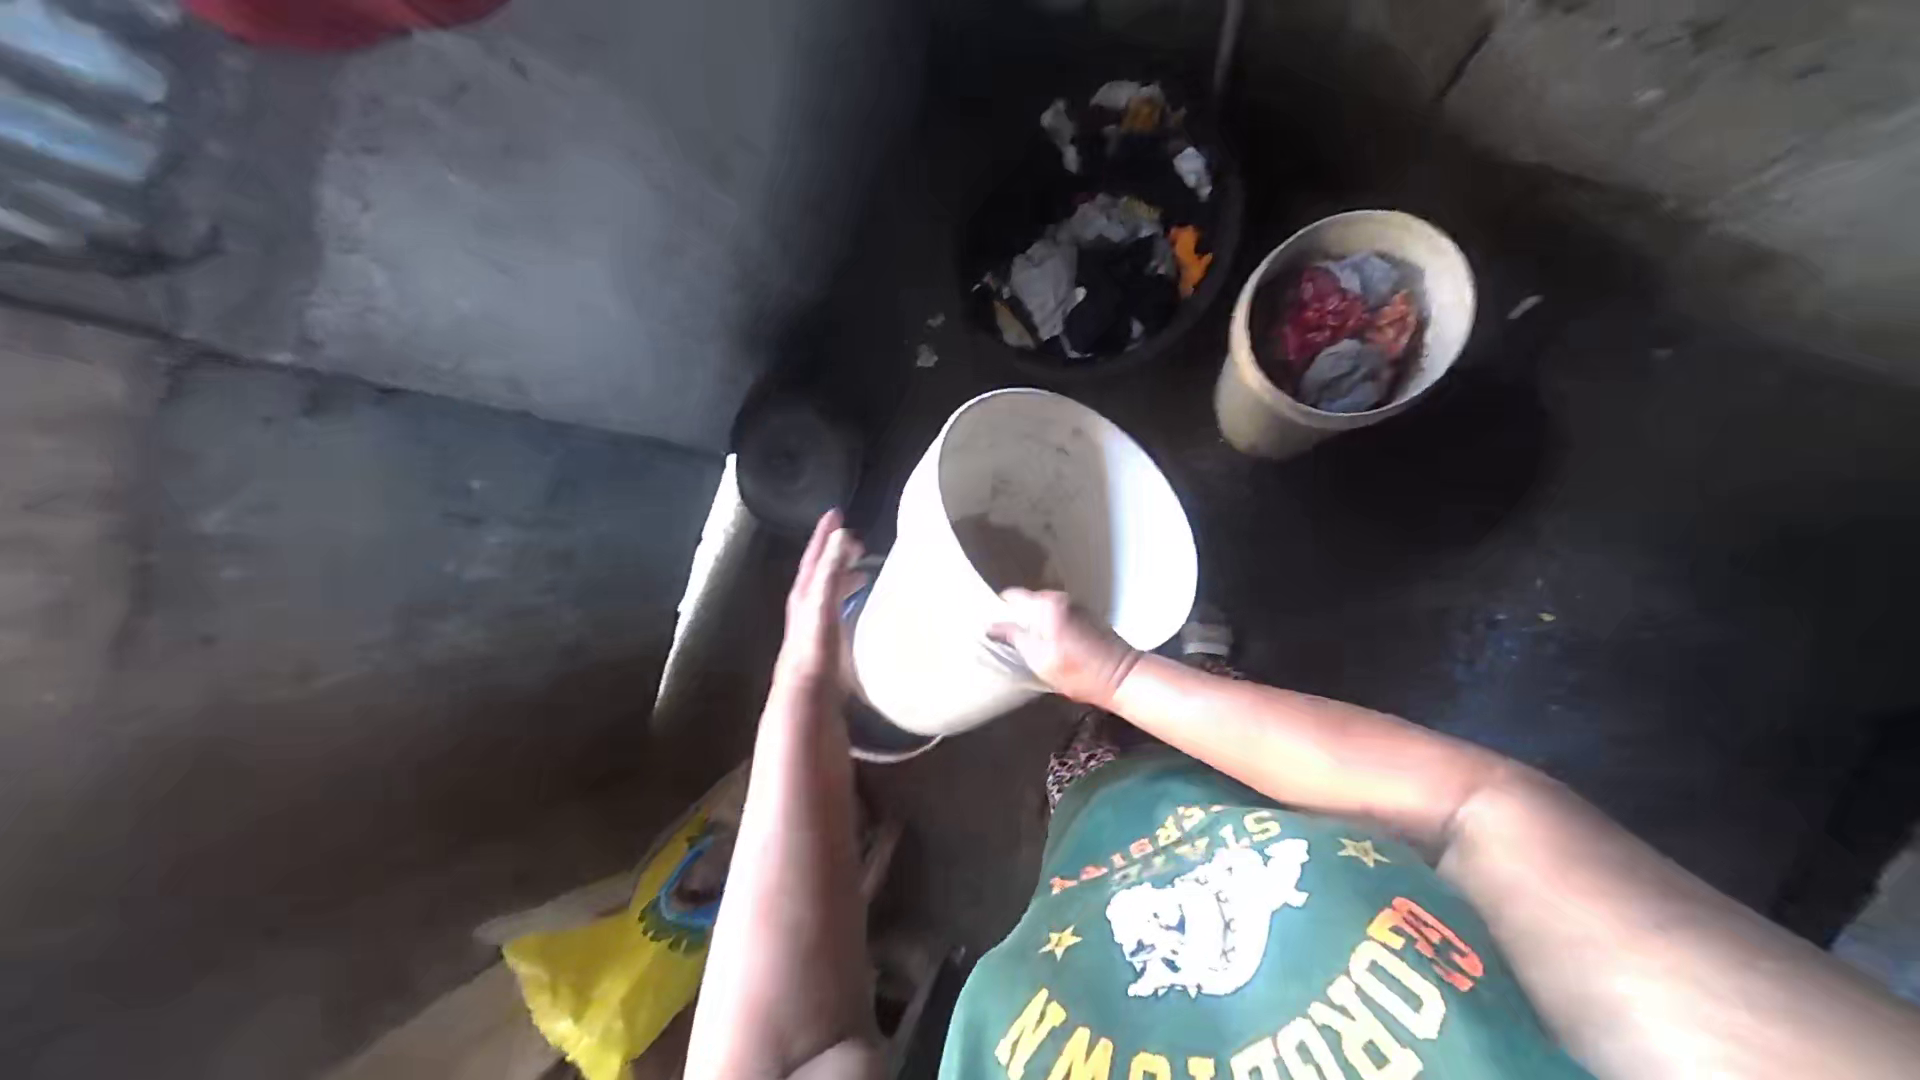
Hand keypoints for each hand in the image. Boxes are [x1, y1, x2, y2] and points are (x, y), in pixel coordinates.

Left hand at [772, 509, 864, 695]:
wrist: (805, 698)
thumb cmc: (814, 651)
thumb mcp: (822, 604)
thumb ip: (831, 571)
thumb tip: (842, 536)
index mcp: (805, 595)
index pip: (814, 558)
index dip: (824, 535)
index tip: (836, 513)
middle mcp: (807, 608)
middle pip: (820, 573)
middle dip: (835, 554)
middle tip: (856, 541)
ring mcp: (815, 627)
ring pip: (829, 593)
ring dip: (843, 577)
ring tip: (862, 571)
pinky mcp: (825, 645)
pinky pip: (838, 611)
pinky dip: (849, 600)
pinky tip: (860, 609)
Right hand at [989, 589, 1140, 707]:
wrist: (1123, 678)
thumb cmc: (1078, 671)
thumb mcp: (1038, 659)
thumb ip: (1014, 638)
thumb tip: (991, 626)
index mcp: (1047, 604)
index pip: (1012, 596)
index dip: (999, 609)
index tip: (992, 624)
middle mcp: (1062, 598)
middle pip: (1028, 602)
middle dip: (1017, 618)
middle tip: (1007, 640)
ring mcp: (1076, 605)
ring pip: (1043, 610)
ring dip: (1035, 624)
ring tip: (1028, 646)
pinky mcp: (1086, 616)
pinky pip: (1058, 616)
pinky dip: (1050, 627)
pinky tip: (1050, 646)